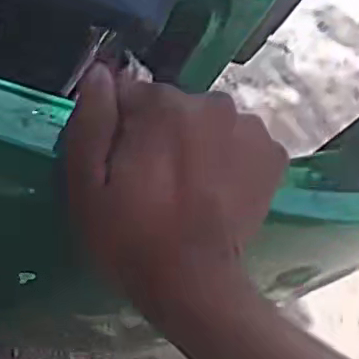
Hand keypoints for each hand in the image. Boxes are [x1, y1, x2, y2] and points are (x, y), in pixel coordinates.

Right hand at [61, 63, 287, 319]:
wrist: (192, 284)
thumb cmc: (128, 241)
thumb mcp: (86, 189)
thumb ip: (90, 125)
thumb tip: (99, 74)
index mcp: (161, 105)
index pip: (127, 94)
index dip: (115, 131)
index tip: (112, 168)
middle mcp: (211, 101)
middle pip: (170, 108)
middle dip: (156, 137)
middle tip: (145, 187)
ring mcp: (249, 126)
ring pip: (206, 125)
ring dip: (192, 147)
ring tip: (181, 194)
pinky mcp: (272, 155)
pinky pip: (237, 144)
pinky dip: (223, 162)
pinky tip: (211, 195)